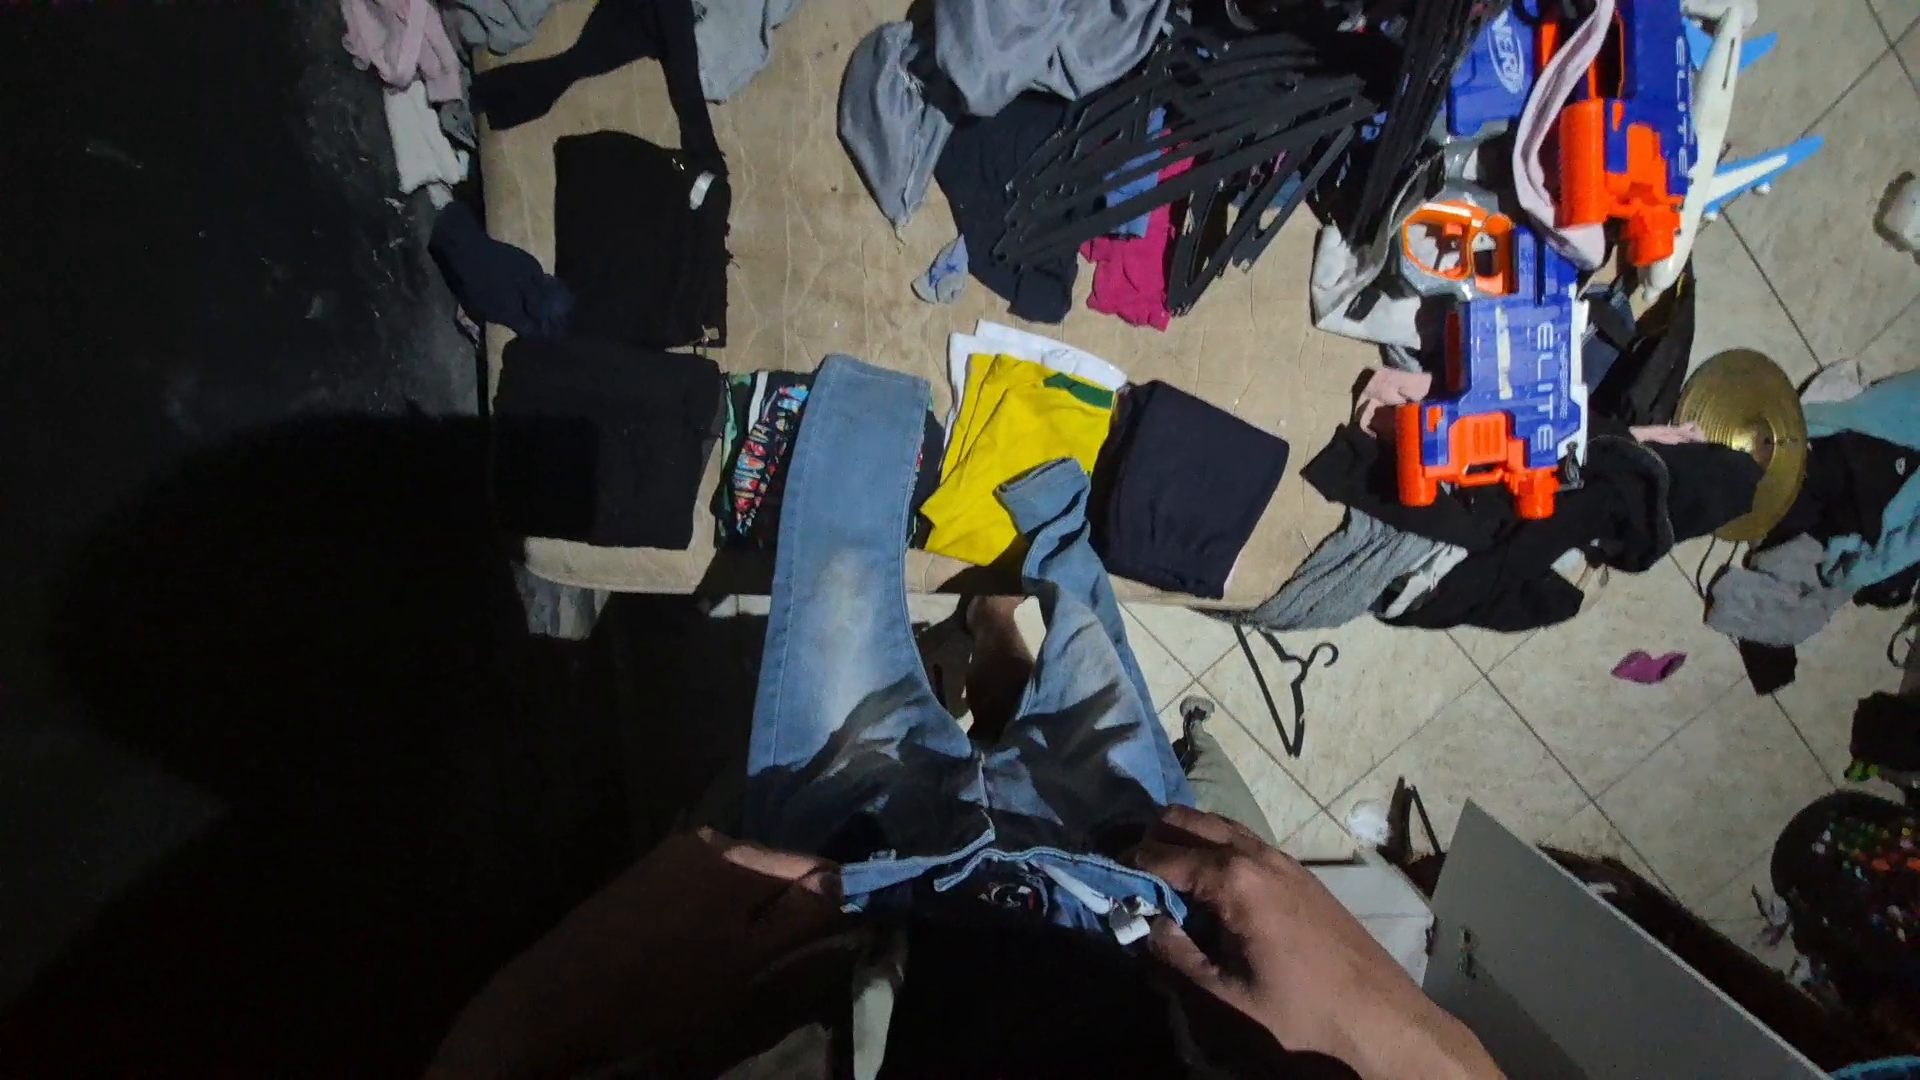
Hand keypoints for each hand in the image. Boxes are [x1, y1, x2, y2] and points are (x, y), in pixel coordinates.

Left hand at [430, 830, 847, 1079]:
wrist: (552, 1002)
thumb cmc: (661, 989)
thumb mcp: (744, 964)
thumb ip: (800, 916)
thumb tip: (838, 879)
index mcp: (739, 856)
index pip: (810, 864)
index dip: (825, 898)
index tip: (824, 933)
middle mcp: (710, 838)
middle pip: (771, 867)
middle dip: (779, 905)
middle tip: (766, 956)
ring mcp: (671, 851)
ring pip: (735, 876)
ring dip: (744, 909)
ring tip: (726, 954)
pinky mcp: (644, 871)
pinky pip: (700, 882)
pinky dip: (710, 908)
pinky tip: (689, 944)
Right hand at [1130, 806, 1501, 1079]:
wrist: (1391, 1027)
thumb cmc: (1305, 1018)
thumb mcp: (1228, 1000)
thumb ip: (1175, 955)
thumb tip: (1144, 921)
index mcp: (1232, 879)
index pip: (1160, 854)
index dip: (1128, 865)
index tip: (1107, 877)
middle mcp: (1252, 852)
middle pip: (1184, 818)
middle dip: (1152, 837)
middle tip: (1134, 873)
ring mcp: (1278, 855)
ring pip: (1214, 821)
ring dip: (1183, 837)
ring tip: (1165, 874)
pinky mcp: (1296, 868)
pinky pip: (1240, 837)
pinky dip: (1212, 843)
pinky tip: (1210, 881)